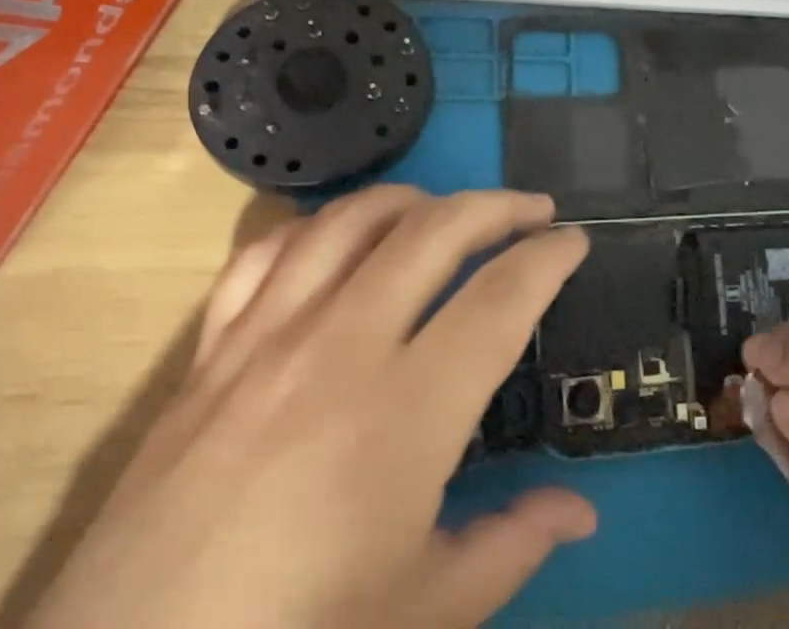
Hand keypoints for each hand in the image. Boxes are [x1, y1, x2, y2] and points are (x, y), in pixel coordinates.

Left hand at [28, 186, 595, 628]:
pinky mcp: (210, 350)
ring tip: (445, 207)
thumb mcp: (423, 607)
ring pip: (347, 224)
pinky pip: (263, 255)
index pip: (499, 302)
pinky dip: (312, 227)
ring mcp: (267, 338)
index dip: (547, 260)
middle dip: (495, 207)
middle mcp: (340, 347)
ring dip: (410, 199)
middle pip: (431, 234)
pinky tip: (334, 235)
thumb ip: (510, 547)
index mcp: (408, 410)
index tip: (574, 241)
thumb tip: (578, 512)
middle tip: (532, 210)